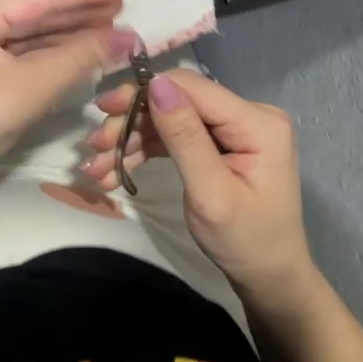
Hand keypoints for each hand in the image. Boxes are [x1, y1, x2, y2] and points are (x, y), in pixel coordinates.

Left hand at [0, 0, 138, 190]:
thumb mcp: (32, 89)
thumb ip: (79, 58)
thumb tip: (126, 37)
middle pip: (28, 12)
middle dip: (75, 13)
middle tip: (120, 6)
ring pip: (20, 31)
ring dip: (61, 32)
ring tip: (106, 25)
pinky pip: (8, 47)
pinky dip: (39, 50)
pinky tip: (72, 46)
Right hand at [86, 71, 314, 292]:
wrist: (268, 277)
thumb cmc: (245, 241)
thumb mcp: (211, 193)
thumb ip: (184, 137)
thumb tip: (157, 84)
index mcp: (257, 121)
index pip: (191, 88)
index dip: (144, 92)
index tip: (103, 110)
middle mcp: (248, 115)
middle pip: (176, 101)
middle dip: (132, 121)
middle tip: (94, 145)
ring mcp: (233, 128)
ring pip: (168, 118)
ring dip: (131, 139)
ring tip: (97, 165)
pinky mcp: (218, 142)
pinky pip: (174, 135)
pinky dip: (144, 150)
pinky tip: (115, 167)